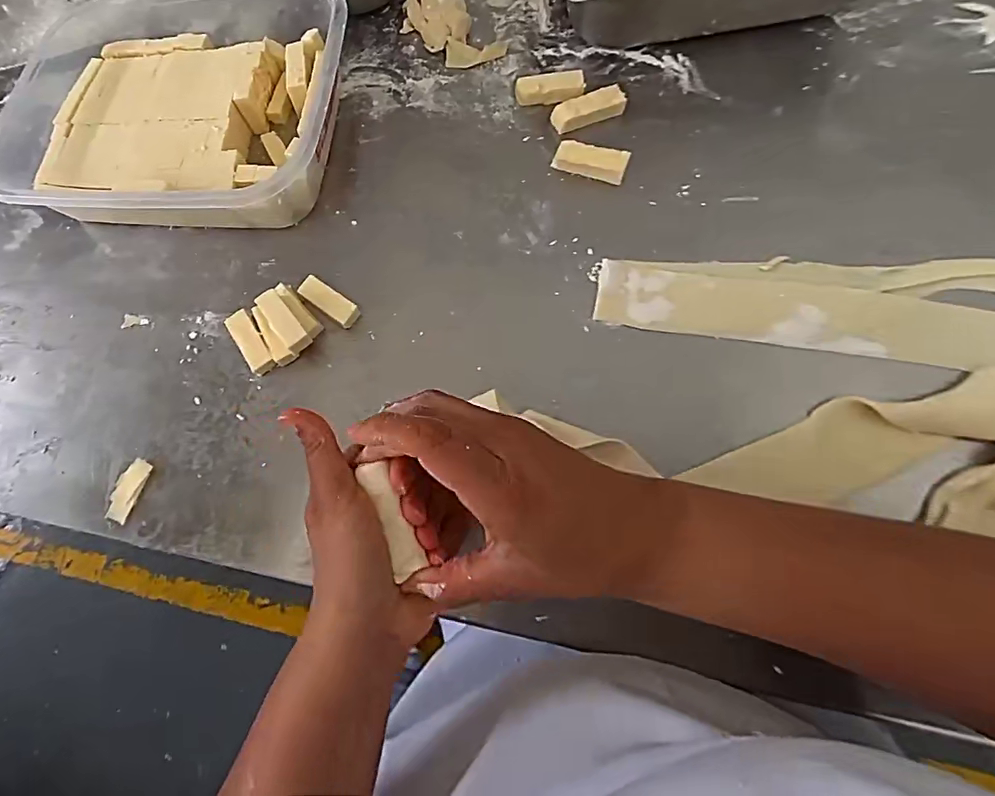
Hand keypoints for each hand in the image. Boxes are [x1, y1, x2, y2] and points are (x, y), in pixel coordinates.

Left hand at [282, 409, 437, 656]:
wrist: (371, 628)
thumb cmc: (346, 564)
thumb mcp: (332, 497)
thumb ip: (322, 452)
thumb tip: (293, 412)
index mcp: (347, 486)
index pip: (379, 449)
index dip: (395, 453)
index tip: (400, 471)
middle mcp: (372, 505)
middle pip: (408, 474)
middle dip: (416, 492)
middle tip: (409, 515)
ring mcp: (397, 530)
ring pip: (429, 502)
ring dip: (430, 519)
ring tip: (421, 539)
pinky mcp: (420, 553)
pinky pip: (441, 531)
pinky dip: (442, 540)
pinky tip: (437, 551)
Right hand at [350, 391, 674, 607]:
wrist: (637, 528)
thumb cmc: (579, 554)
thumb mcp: (514, 577)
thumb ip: (456, 581)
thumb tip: (412, 586)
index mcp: (496, 481)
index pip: (429, 438)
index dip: (386, 434)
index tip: (357, 441)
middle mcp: (498, 441)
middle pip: (428, 408)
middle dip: (391, 429)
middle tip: (379, 472)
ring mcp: (507, 429)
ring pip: (442, 409)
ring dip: (413, 435)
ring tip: (411, 490)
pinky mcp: (512, 429)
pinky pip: (459, 421)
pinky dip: (436, 441)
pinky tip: (438, 487)